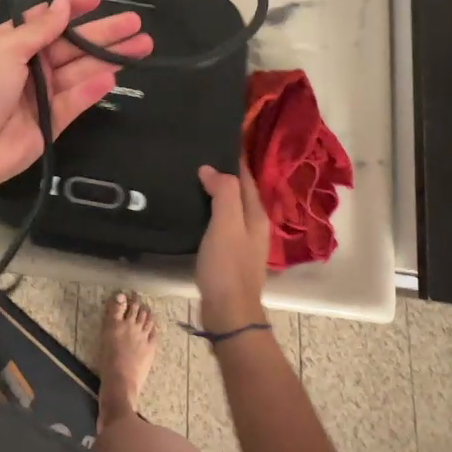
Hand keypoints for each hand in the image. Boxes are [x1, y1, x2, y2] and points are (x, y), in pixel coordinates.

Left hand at [0, 0, 151, 196]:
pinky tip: (115, 76)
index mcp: (10, 43)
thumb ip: (39, 29)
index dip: (72, 9)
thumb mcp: (4, 49)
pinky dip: (94, 89)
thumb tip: (62, 5)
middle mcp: (28, 65)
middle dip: (103, 33)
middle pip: (72, 44)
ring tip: (142, 45)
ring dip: (109, 57)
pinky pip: (77, 100)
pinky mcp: (52, 122)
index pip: (47, 20)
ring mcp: (42, 94)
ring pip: (81, 70)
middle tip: (136, 22)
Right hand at [196, 162, 270, 332]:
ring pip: (232, 208)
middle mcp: (255, 226)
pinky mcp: (231, 256)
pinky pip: (223, 223)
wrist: (228, 313)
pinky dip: (212, 212)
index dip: (235, 157)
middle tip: (200, 155)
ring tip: (194, 178)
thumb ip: (223, 193)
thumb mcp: (226, 224)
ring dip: (218, 193)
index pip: (247, 176)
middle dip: (225, 173)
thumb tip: (211, 169)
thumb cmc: (228, 266)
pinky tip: (197, 212)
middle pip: (241, 191)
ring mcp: (244, 243)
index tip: (218, 138)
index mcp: (257, 214)